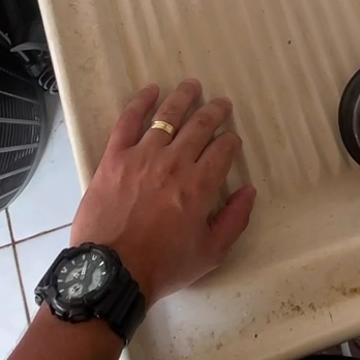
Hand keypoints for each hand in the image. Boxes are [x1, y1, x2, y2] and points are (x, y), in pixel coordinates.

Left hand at [71, 80, 256, 304]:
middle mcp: (175, 162)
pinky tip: (151, 90)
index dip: (231, 141)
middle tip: (221, 104)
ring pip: (168, 116)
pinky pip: (129, 121)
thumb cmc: (162, 266)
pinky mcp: (115, 156)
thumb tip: (249, 191)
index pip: (223, 149)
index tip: (232, 140)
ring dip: (184, 97)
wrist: (110, 273)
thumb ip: (234, 220)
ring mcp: (143, 156)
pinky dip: (141, 102)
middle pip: (200, 125)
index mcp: (199, 185)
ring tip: (192, 86)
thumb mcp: (210, 253)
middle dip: (215, 111)